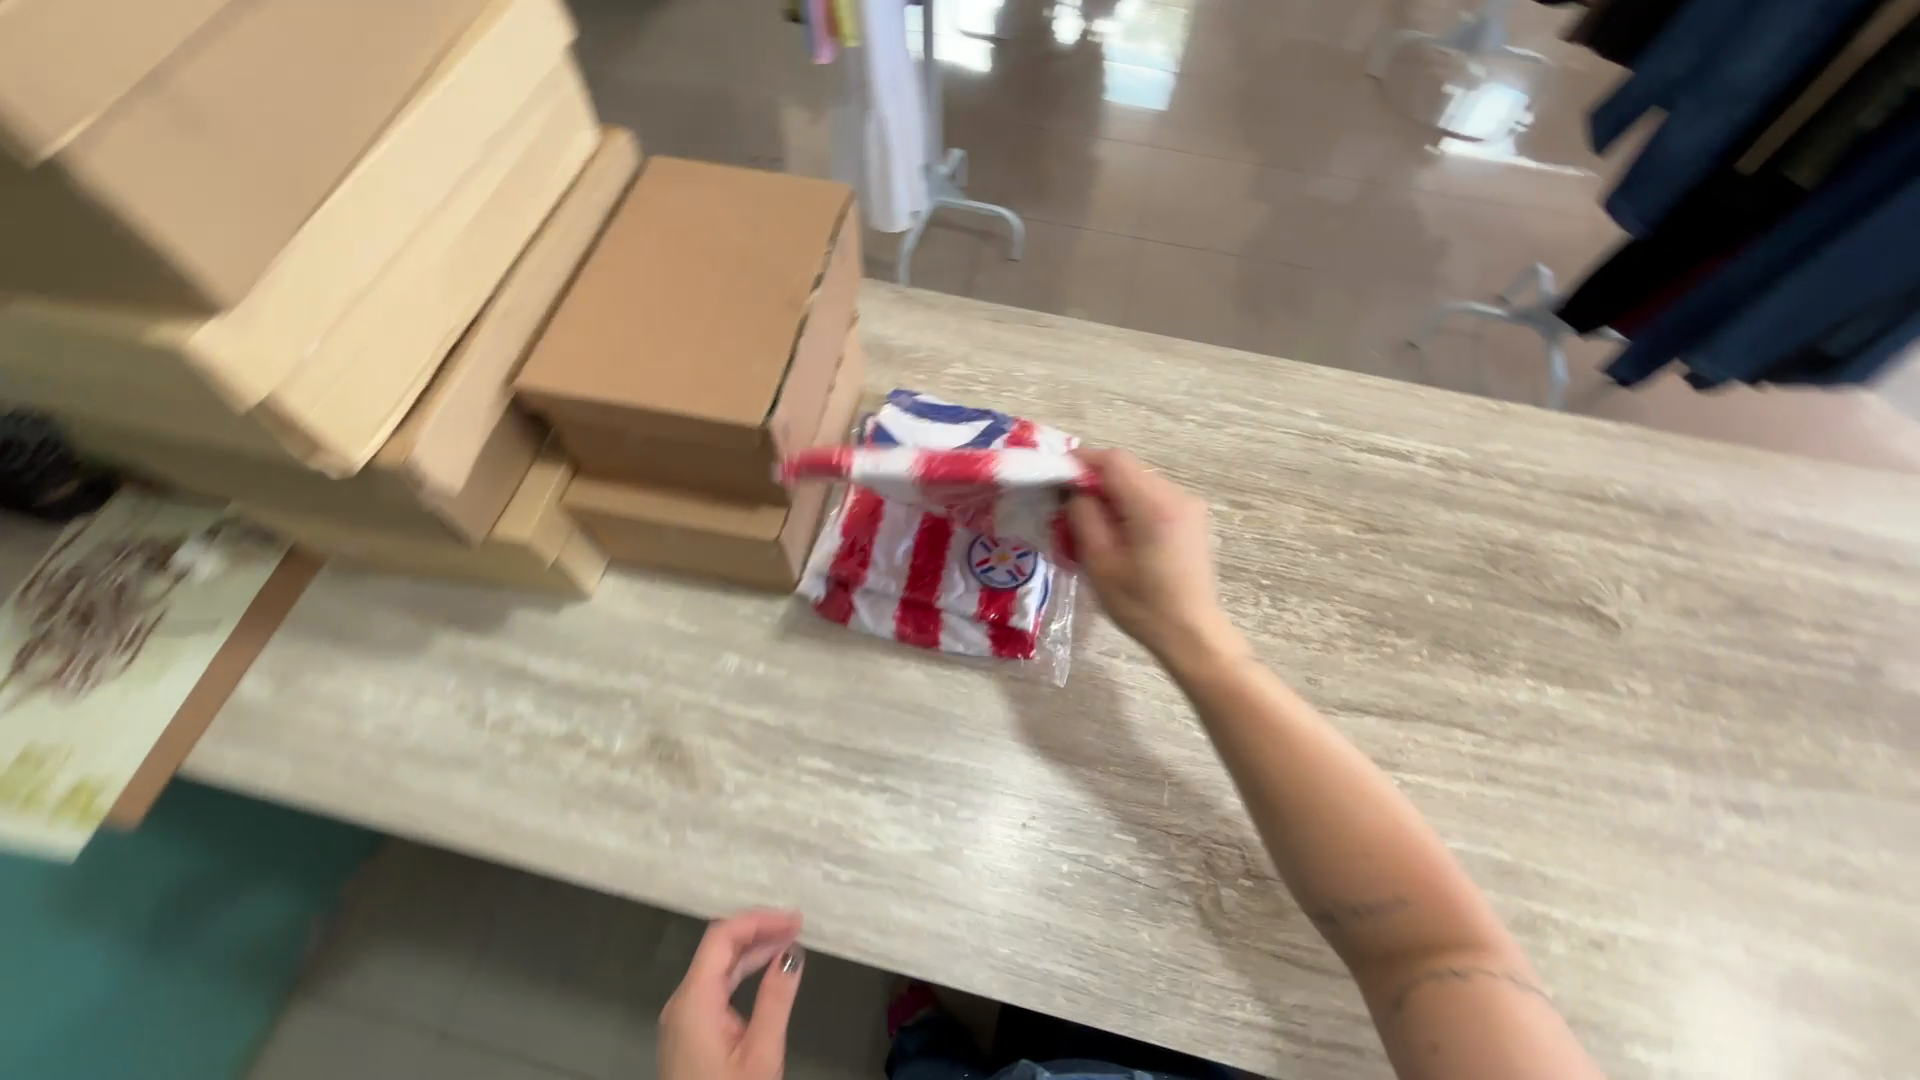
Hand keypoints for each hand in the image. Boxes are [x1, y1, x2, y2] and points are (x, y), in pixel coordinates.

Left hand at [659, 909, 805, 1079]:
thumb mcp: (762, 1053)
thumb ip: (776, 998)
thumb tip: (792, 951)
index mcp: (693, 1001)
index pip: (722, 937)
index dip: (759, 920)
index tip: (795, 920)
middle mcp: (681, 1003)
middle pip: (717, 949)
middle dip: (758, 931)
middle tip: (798, 927)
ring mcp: (682, 1019)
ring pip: (717, 968)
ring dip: (753, 951)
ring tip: (790, 943)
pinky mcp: (688, 1035)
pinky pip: (715, 989)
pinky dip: (743, 973)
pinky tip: (768, 972)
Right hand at [1068, 449, 1245, 668]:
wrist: (1191, 634)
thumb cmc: (1141, 604)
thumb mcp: (1100, 562)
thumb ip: (1084, 517)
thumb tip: (1075, 491)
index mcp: (1154, 505)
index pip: (1113, 461)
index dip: (1081, 462)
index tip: (1056, 478)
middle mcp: (1177, 496)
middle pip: (1127, 469)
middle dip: (1095, 482)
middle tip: (1069, 508)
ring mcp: (1189, 506)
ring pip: (1139, 483)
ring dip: (1112, 495)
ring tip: (1092, 526)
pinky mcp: (1192, 519)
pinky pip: (1153, 498)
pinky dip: (1130, 506)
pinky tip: (1119, 535)